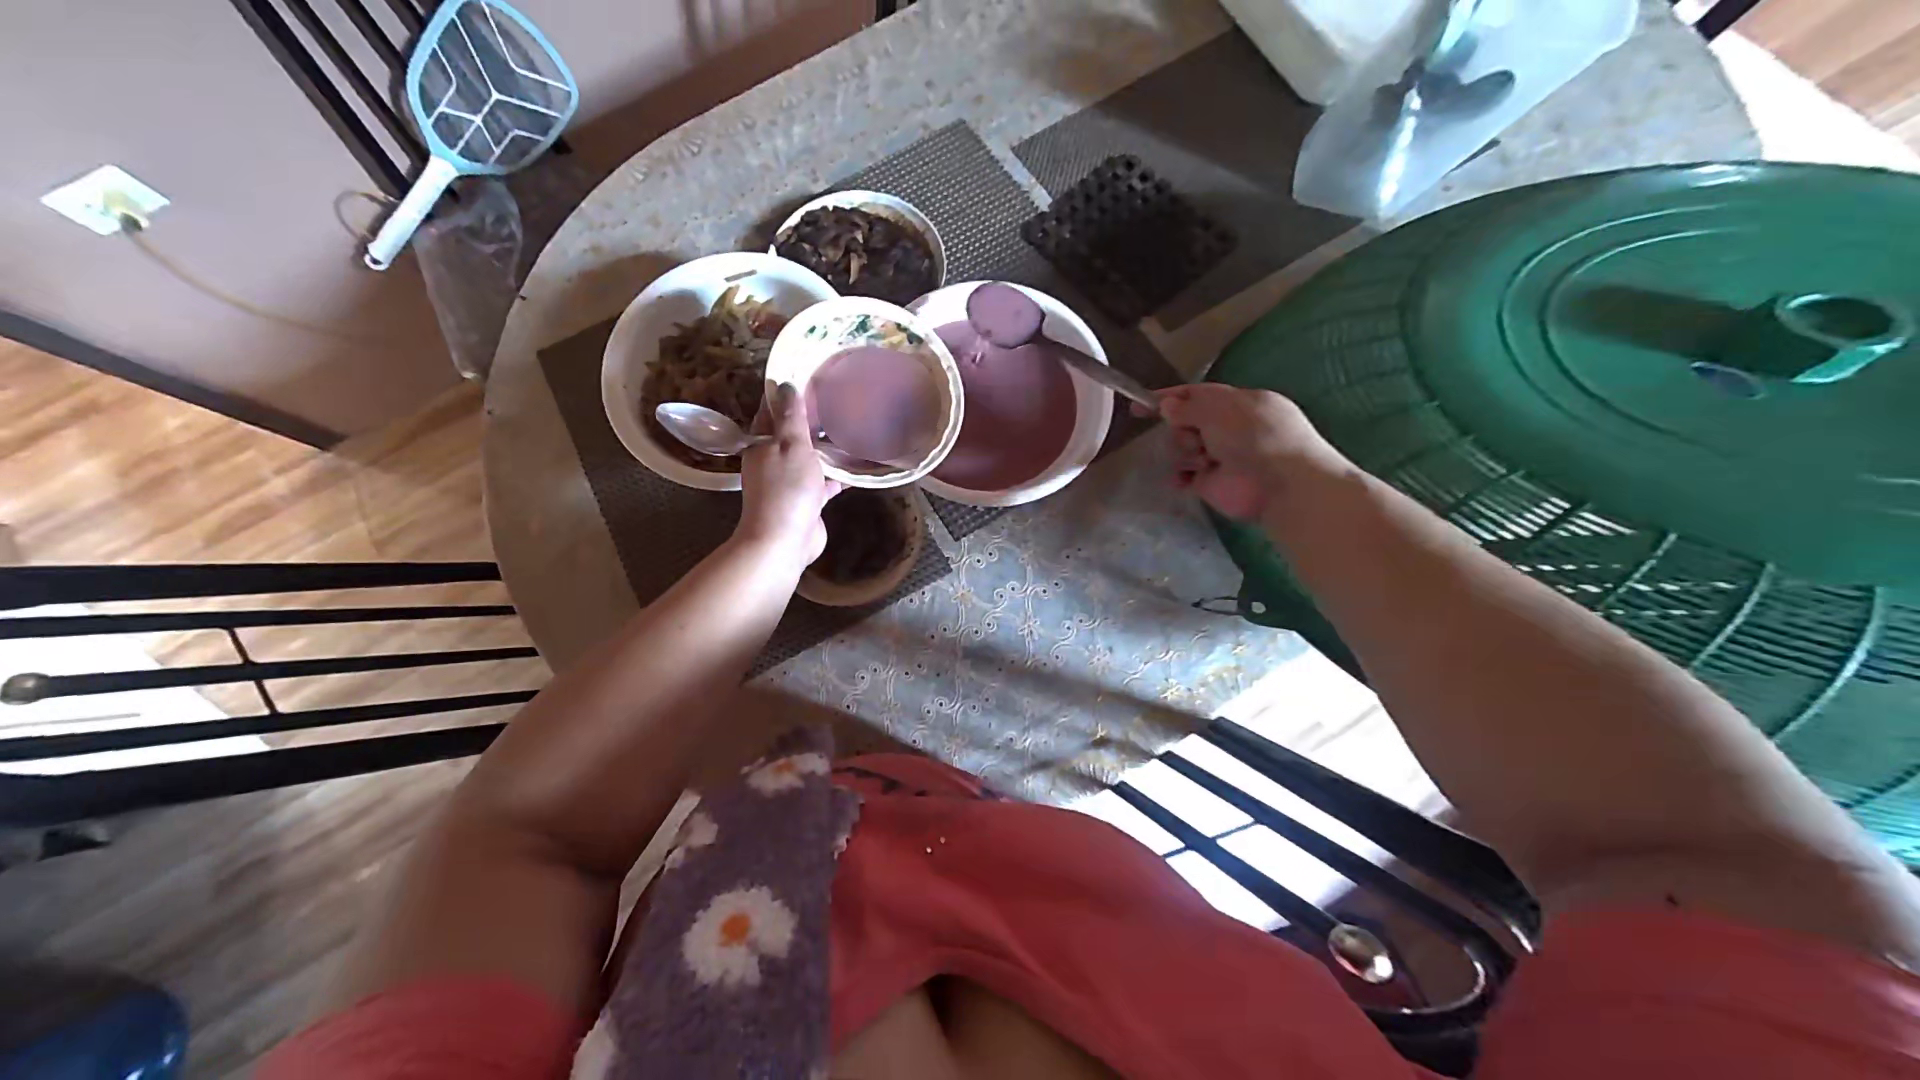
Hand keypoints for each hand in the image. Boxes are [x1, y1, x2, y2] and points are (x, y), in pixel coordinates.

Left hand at [737, 382, 840, 564]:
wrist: (784, 540)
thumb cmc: (785, 488)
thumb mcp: (790, 445)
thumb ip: (791, 417)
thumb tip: (786, 384)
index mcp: (762, 442)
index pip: (773, 410)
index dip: (790, 393)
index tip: (812, 376)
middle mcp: (774, 459)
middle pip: (795, 433)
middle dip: (815, 419)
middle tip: (841, 398)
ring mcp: (791, 481)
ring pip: (812, 457)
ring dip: (829, 446)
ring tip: (854, 425)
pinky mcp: (809, 500)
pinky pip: (826, 480)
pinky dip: (840, 472)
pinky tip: (860, 463)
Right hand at [1149, 384, 1344, 520]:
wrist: (1279, 483)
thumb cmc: (1255, 436)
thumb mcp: (1220, 410)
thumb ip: (1188, 407)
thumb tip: (1166, 406)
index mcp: (1235, 403)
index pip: (1195, 395)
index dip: (1168, 398)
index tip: (1139, 405)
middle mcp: (1225, 428)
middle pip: (1182, 422)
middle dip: (1181, 428)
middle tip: (1196, 439)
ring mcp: (1216, 455)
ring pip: (1179, 447)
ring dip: (1184, 452)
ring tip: (1204, 462)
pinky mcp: (1209, 482)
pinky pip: (1182, 474)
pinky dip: (1179, 475)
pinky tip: (1183, 478)